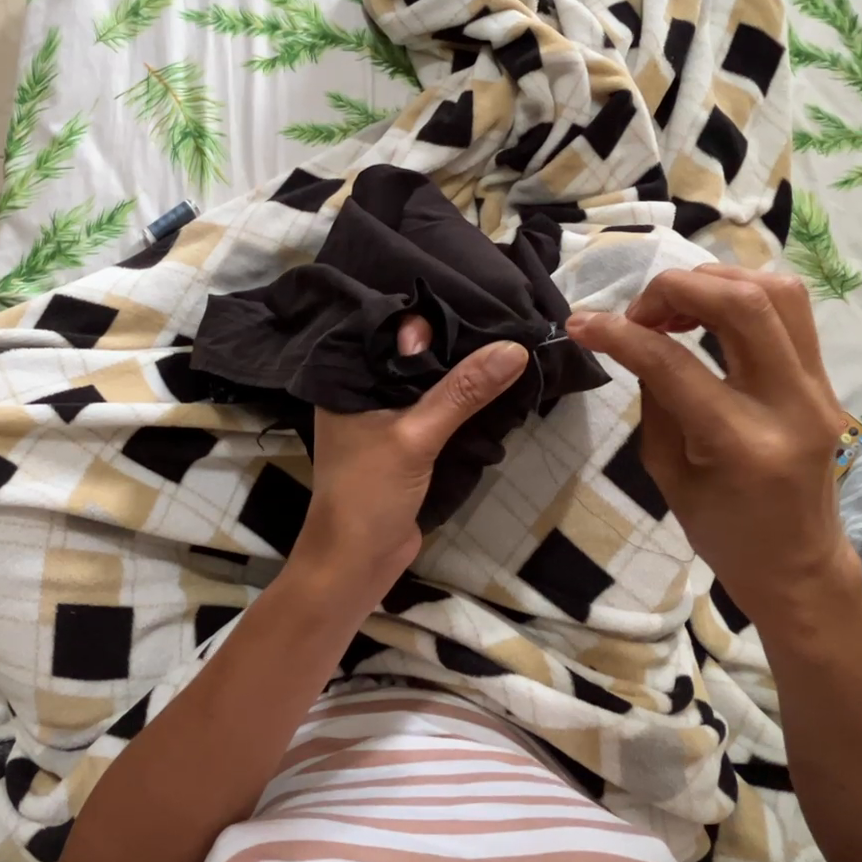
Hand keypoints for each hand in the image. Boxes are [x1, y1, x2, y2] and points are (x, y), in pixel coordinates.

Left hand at [290, 317, 528, 602]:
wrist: (356, 564)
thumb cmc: (369, 493)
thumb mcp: (416, 435)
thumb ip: (462, 392)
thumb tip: (514, 348)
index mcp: (348, 379)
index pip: (390, 330)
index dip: (432, 316)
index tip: (479, 297)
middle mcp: (363, 392)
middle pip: (414, 357)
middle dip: (454, 344)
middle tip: (506, 318)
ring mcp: (385, 419)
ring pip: (429, 385)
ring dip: (462, 375)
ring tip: (510, 344)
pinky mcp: (405, 445)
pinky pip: (436, 412)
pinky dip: (462, 405)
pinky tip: (497, 388)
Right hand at [564, 265, 861, 625]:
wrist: (799, 564)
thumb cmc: (720, 530)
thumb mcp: (665, 469)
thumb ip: (655, 397)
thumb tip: (639, 340)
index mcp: (741, 443)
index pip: (673, 363)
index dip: (618, 333)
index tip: (581, 324)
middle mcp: (792, 405)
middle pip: (743, 303)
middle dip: (675, 288)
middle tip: (639, 313)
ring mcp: (820, 389)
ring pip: (778, 293)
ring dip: (714, 283)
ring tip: (674, 309)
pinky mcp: (826, 380)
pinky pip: (791, 311)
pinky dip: (742, 295)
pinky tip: (707, 316)